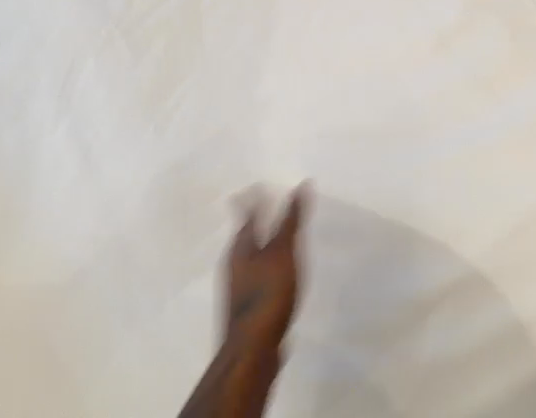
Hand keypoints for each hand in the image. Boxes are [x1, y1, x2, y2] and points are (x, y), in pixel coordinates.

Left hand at [223, 184, 307, 353]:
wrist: (252, 349)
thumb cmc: (268, 294)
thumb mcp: (284, 252)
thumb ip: (292, 221)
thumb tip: (301, 185)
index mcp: (241, 247)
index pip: (247, 215)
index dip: (252, 200)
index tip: (255, 185)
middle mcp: (235, 264)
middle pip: (245, 236)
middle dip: (254, 221)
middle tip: (263, 207)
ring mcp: (239, 288)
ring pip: (251, 257)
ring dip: (261, 244)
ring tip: (274, 237)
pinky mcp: (249, 306)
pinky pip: (258, 276)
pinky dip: (267, 267)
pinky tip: (278, 275)